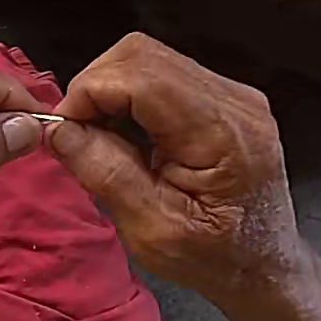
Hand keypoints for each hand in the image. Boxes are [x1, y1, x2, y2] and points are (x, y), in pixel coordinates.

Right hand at [46, 33, 308, 308]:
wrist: (262, 266)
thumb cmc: (212, 259)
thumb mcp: (152, 231)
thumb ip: (106, 174)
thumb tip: (58, 129)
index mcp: (222, 134)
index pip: (141, 77)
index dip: (89, 92)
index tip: (62, 130)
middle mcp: (233, 100)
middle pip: (141, 55)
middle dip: (94, 87)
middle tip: (76, 133)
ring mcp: (231, 93)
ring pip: (146, 57)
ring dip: (107, 90)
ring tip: (98, 135)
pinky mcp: (221, 96)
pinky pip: (159, 73)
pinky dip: (125, 94)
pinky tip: (123, 131)